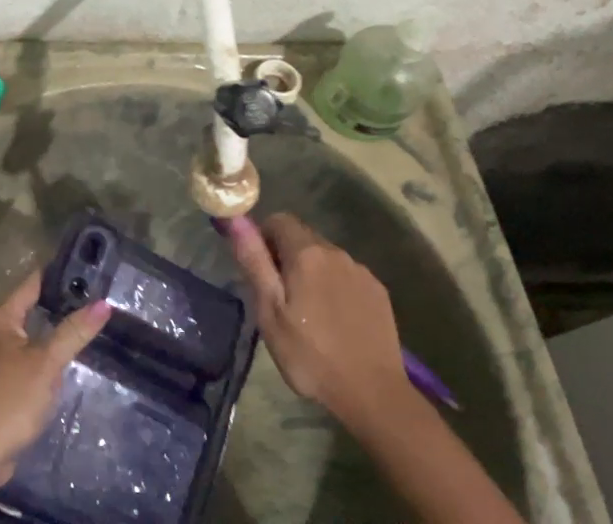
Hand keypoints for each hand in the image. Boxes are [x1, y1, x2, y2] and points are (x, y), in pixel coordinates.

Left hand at [0, 271, 111, 482]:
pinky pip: (22, 359)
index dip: (57, 277)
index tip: (85, 269)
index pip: (31, 285)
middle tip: (93, 302)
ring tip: (84, 327)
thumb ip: (74, 331)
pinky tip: (62, 363)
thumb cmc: (12, 398)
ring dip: (50, 336)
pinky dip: (40, 358)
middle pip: (29, 310)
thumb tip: (104, 304)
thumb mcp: (47, 363)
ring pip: (27, 337)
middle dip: (58, 308)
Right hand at [222, 213, 412, 429]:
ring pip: (325, 258)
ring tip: (307, 313)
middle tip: (279, 298)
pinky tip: (334, 321)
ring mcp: (361, 272)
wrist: (372, 393)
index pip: (278, 220)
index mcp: (306, 254)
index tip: (259, 270)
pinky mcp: (378, 291)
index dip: (263, 237)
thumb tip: (235, 219)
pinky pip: (346, 276)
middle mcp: (336, 252)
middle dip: (286, 256)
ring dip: (311, 272)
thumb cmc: (310, 355)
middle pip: (303, 238)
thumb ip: (254, 262)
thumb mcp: (270, 312)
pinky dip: (334, 287)